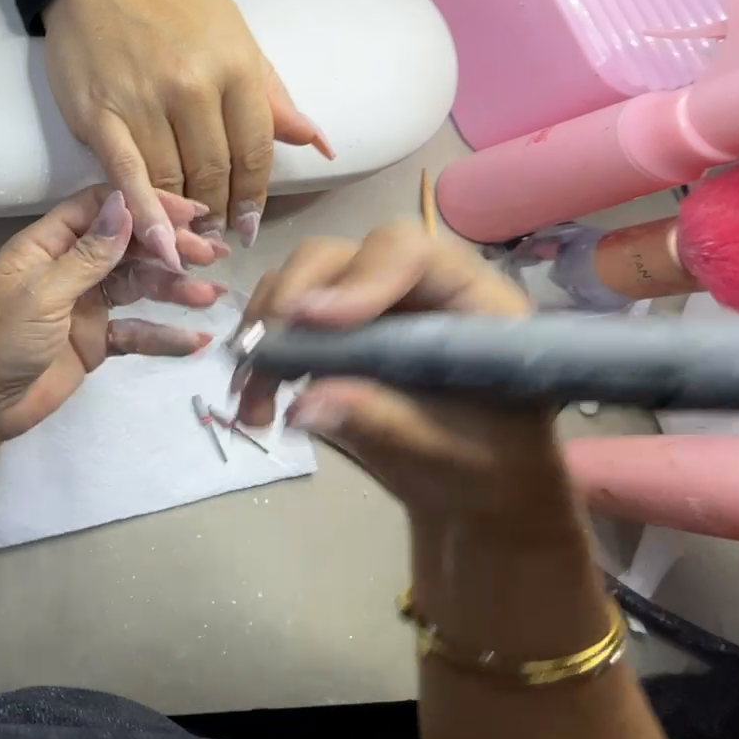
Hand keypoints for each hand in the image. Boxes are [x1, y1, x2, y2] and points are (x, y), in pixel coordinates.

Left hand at [0, 185, 222, 442]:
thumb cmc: (0, 339)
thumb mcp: (43, 293)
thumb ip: (88, 254)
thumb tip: (123, 204)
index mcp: (44, 246)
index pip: (98, 209)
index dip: (141, 206)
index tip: (186, 214)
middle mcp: (67, 268)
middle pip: (124, 246)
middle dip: (166, 247)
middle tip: (212, 254)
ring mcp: (82, 304)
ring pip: (135, 285)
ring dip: (172, 287)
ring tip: (210, 293)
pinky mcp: (94, 340)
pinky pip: (134, 331)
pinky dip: (162, 334)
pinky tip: (194, 339)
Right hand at [42, 0, 332, 257]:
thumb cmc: (171, 7)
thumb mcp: (234, 35)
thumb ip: (271, 94)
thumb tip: (317, 143)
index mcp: (234, 66)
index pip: (255, 148)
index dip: (255, 194)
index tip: (250, 225)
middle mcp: (193, 88)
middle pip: (214, 170)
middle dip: (219, 211)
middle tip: (214, 239)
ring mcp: (143, 105)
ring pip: (171, 178)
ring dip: (184, 217)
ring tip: (187, 239)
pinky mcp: (99, 118)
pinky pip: (126, 174)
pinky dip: (144, 213)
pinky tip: (158, 242)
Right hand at [234, 223, 574, 530]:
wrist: (466, 485)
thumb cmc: (486, 463)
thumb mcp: (455, 451)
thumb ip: (389, 421)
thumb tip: (304, 406)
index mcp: (464, 298)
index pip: (406, 254)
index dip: (357, 278)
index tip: (313, 321)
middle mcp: (401, 286)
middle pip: (330, 258)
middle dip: (286, 301)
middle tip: (259, 353)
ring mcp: (353, 304)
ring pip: (287, 285)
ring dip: (260, 336)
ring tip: (252, 395)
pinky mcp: (318, 331)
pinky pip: (270, 323)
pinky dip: (253, 360)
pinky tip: (253, 400)